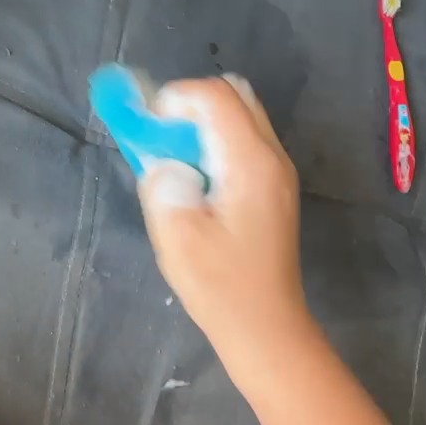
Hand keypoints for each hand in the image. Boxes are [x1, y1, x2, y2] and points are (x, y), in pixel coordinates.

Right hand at [137, 75, 317, 369]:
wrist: (265, 328)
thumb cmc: (221, 287)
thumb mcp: (178, 238)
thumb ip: (163, 185)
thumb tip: (163, 161)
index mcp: (252, 163)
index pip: (216, 97)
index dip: (175, 99)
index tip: (146, 128)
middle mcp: (273, 158)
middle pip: (235, 97)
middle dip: (191, 107)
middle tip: (161, 140)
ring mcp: (279, 174)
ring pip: (242, 119)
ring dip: (204, 127)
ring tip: (175, 164)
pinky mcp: (275, 191)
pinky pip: (245, 145)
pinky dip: (217, 147)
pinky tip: (197, 183)